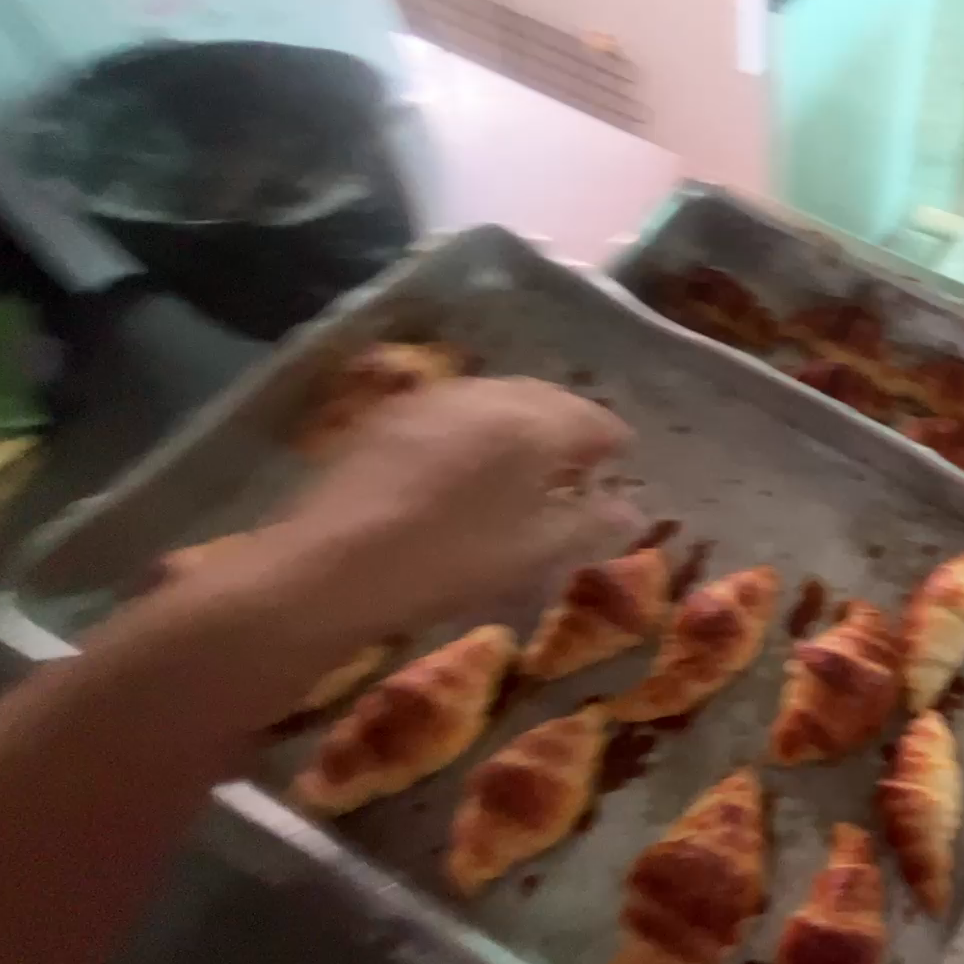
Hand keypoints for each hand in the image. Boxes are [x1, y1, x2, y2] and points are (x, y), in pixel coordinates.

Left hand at [224, 377, 634, 638]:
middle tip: (583, 461)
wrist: (330, 568)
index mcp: (533, 426)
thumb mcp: (537, 551)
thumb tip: (633, 510)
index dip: (613, 440)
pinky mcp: (397, 411)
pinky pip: (463, 405)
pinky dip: (488, 422)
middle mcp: (490, 397)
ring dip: (531, 419)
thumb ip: (592, 522)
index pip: (593, 419)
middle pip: (550, 398)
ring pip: (504, 395)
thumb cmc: (453, 560)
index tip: (622, 462)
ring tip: (534, 458)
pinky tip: (477, 457)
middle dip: (574, 423)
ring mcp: (438, 398)